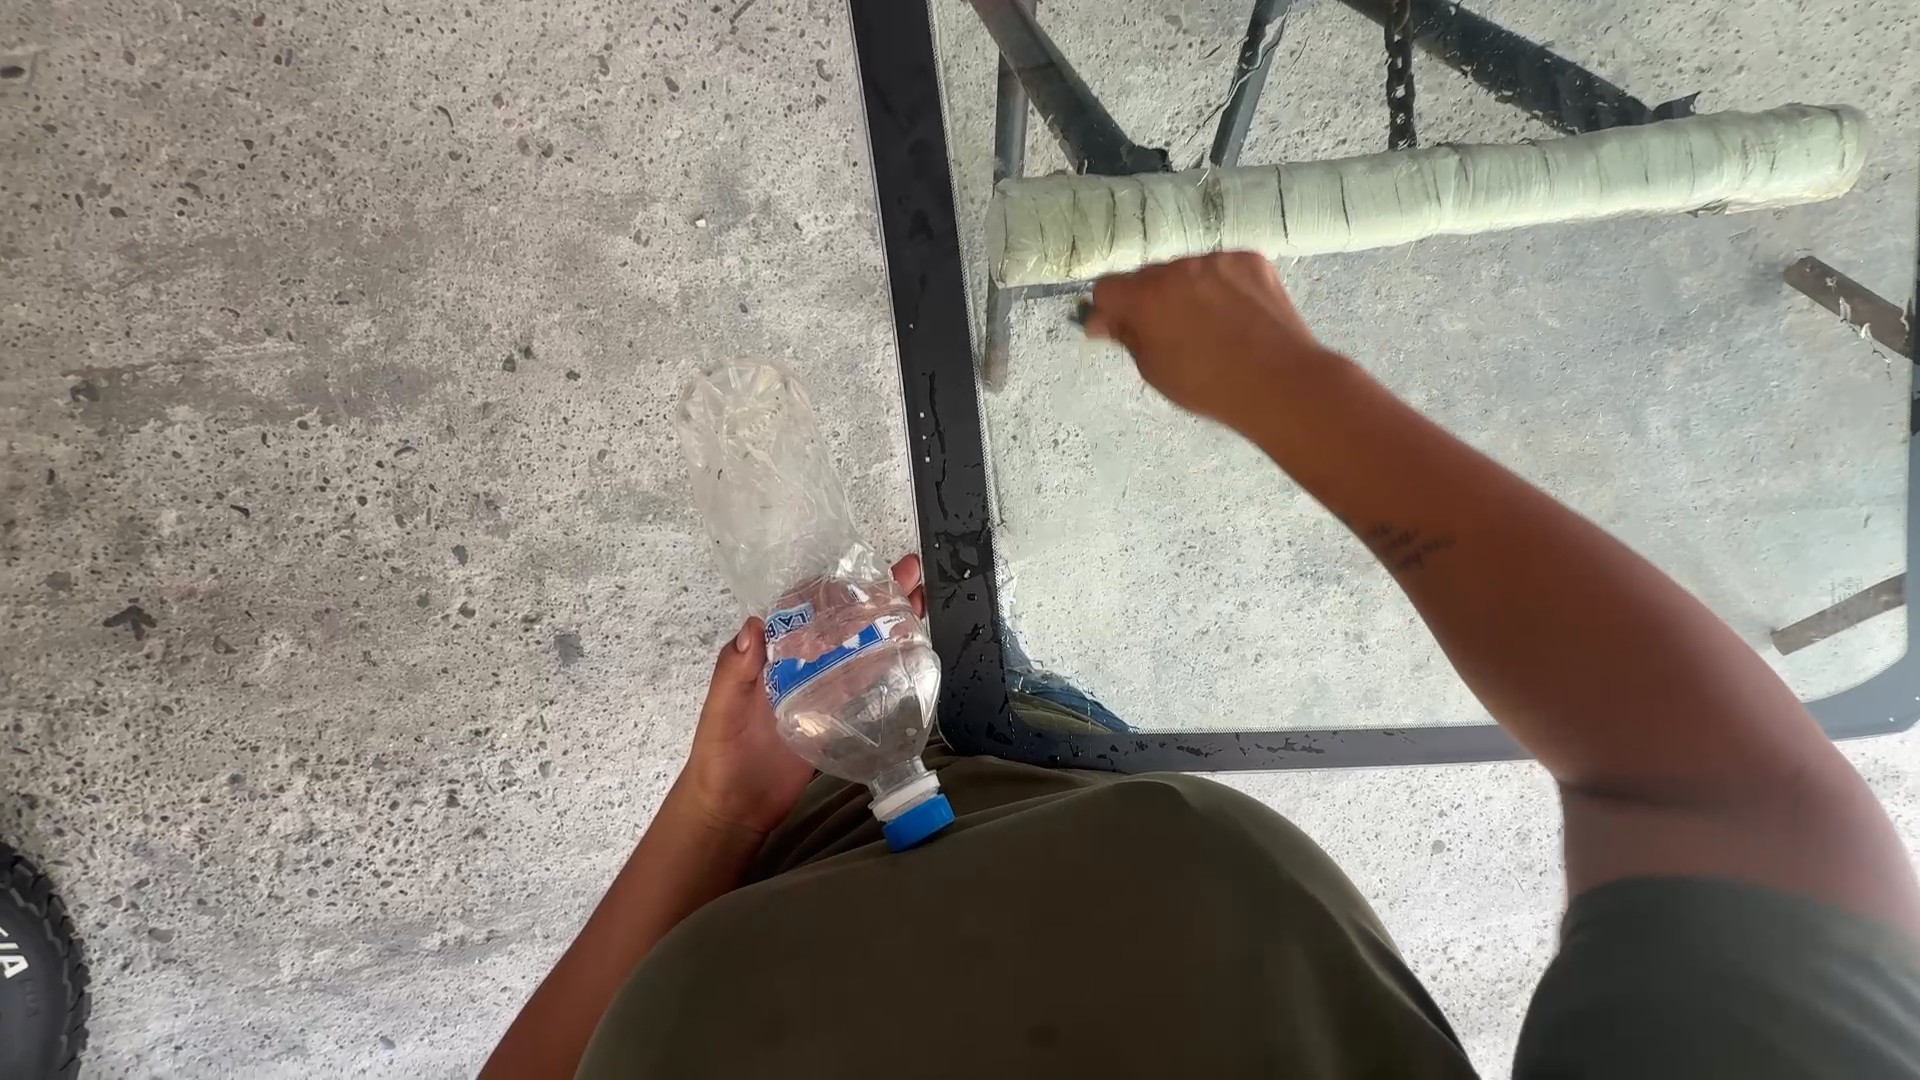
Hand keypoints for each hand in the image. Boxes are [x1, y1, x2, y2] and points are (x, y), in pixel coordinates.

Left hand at [678, 554, 928, 837]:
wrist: (736, 809)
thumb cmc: (720, 756)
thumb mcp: (721, 710)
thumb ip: (735, 671)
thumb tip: (754, 624)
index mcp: (770, 652)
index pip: (803, 606)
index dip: (832, 584)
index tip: (862, 568)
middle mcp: (799, 660)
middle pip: (840, 619)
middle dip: (874, 593)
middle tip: (911, 573)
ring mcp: (822, 685)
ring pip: (859, 643)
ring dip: (888, 619)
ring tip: (922, 599)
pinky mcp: (840, 712)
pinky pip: (867, 680)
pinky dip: (890, 661)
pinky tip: (915, 646)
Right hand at [1085, 252, 1332, 432]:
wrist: (1277, 380)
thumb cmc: (1207, 385)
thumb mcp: (1153, 369)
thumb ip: (1125, 337)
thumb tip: (1101, 321)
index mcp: (1146, 297)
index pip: (1106, 288)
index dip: (1109, 310)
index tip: (1119, 330)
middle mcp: (1178, 268)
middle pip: (1147, 276)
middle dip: (1148, 300)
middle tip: (1167, 333)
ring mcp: (1217, 259)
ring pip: (1186, 270)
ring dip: (1185, 290)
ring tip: (1208, 326)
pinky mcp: (1250, 259)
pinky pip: (1221, 267)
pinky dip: (1219, 286)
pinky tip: (1234, 315)